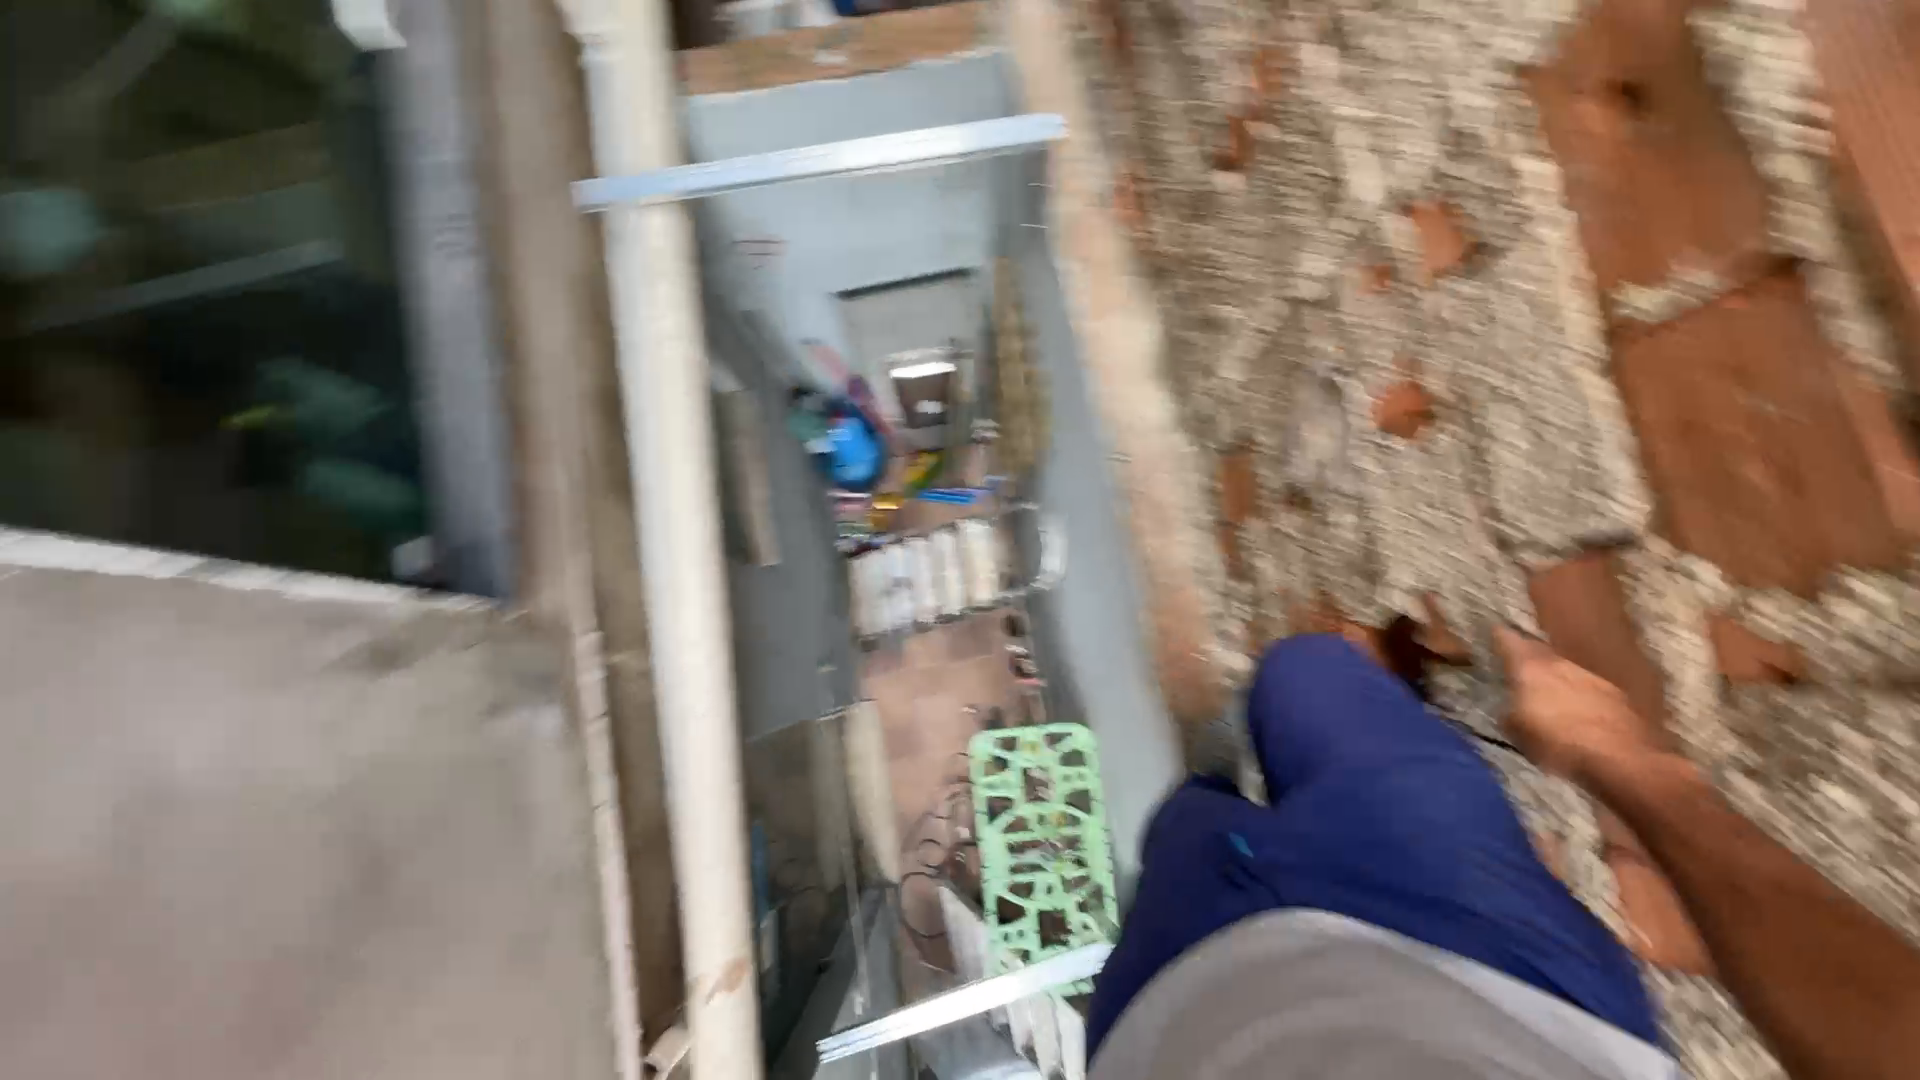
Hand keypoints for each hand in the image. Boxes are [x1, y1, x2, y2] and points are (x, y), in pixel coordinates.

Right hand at [1493, 626, 1666, 783]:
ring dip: (1558, 678)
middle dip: (1530, 655)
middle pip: (1542, 652)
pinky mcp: (1621, 699)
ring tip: (1549, 692)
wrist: (1624, 762)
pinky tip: (1580, 714)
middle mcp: (1562, 666)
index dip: (1500, 637)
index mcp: (1530, 669)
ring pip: (1568, 671)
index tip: (1494, 632)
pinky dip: (1581, 697)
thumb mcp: (1517, 732)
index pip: (1510, 642)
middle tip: (1519, 661)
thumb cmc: (1557, 743)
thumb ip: (1510, 713)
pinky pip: (1591, 691)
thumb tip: (1512, 710)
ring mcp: (1595, 680)